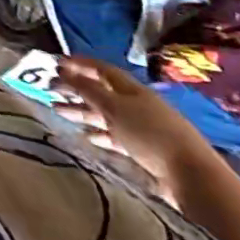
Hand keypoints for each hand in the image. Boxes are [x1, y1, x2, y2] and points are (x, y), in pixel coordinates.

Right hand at [51, 56, 222, 187]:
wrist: (190, 176)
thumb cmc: (151, 134)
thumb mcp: (115, 108)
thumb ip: (89, 90)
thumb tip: (65, 72)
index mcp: (131, 90)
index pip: (101, 70)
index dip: (79, 64)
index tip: (56, 63)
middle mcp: (135, 105)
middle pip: (100, 92)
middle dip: (75, 89)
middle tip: (49, 89)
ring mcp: (139, 128)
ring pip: (104, 115)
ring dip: (81, 112)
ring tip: (57, 110)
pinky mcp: (142, 150)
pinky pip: (113, 137)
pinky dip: (98, 135)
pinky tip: (85, 137)